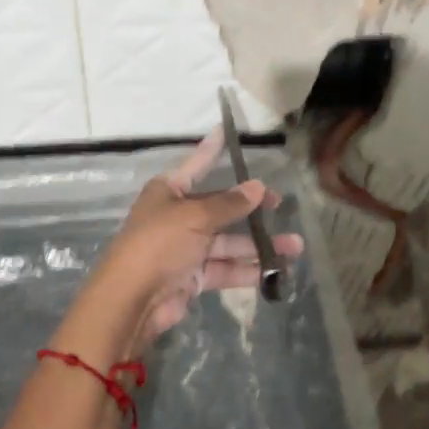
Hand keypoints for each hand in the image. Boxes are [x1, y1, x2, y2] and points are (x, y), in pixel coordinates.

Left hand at [94, 131, 304, 347]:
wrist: (134, 298)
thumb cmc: (159, 243)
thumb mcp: (195, 216)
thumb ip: (228, 204)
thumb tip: (257, 187)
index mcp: (168, 192)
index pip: (195, 166)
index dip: (211, 151)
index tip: (223, 131)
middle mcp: (177, 216)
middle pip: (219, 207)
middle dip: (250, 209)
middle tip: (280, 204)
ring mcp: (186, 248)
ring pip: (228, 242)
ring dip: (258, 244)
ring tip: (295, 245)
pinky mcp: (193, 276)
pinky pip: (225, 267)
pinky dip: (248, 269)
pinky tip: (276, 269)